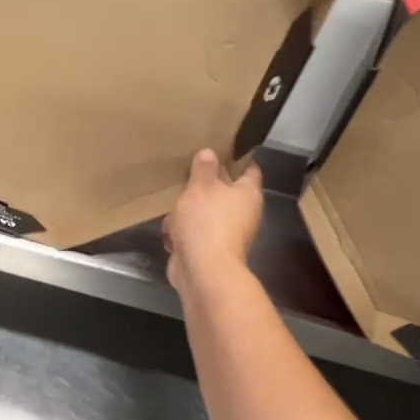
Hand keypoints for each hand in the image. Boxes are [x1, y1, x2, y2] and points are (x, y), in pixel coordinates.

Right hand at [164, 148, 263, 297]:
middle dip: (203, 188)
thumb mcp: (201, 187)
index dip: (236, 158)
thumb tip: (210, 153)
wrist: (203, 270)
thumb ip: (204, 168)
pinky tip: (169, 233)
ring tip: (171, 209)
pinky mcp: (210, 251)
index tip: (218, 149)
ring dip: (187, 213)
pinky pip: (195, 235)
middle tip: (186, 176)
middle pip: (224, 193)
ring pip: (206, 215)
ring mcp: (227, 235)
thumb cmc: (206, 221)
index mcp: (248, 193)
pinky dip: (182, 234)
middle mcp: (243, 213)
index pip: (249, 169)